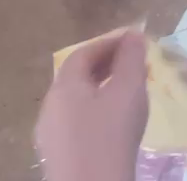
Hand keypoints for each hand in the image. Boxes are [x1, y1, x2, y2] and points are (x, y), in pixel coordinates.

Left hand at [36, 31, 148, 180]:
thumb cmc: (111, 132)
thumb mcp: (129, 87)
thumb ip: (131, 57)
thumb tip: (132, 34)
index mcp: (63, 89)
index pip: (83, 54)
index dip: (110, 42)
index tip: (137, 39)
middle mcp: (50, 108)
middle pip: (77, 75)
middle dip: (107, 62)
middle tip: (137, 59)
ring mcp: (50, 133)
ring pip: (78, 97)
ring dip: (104, 83)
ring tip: (132, 85)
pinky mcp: (58, 152)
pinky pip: (77, 116)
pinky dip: (98, 104)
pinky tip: (117, 115)